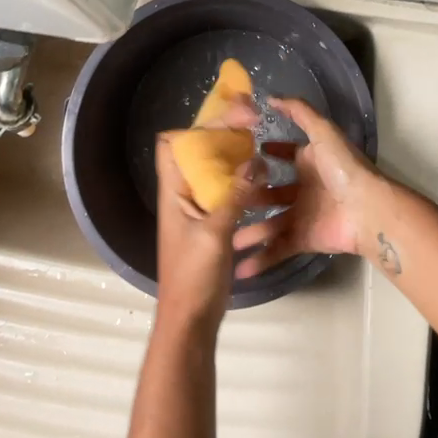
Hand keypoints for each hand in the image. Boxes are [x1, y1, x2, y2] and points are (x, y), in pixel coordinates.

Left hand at [152, 96, 262, 328]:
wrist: (190, 321)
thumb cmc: (194, 277)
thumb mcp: (215, 233)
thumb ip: (235, 196)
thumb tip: (255, 160)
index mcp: (174, 190)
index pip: (174, 143)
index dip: (200, 125)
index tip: (233, 116)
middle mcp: (182, 193)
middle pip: (199, 151)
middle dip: (224, 131)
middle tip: (254, 118)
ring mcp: (197, 208)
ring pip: (214, 169)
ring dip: (235, 154)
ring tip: (261, 142)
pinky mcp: (211, 223)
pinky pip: (226, 190)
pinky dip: (242, 180)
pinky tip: (262, 179)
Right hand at [232, 98, 383, 278]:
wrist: (368, 210)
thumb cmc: (344, 167)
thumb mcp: (322, 131)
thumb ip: (298, 111)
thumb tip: (270, 97)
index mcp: (311, 160)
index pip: (284, 155)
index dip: (266, 154)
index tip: (239, 155)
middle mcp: (305, 187)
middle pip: (271, 192)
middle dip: (249, 195)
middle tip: (223, 199)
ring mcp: (304, 215)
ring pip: (270, 223)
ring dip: (250, 231)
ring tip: (225, 237)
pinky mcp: (305, 240)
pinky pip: (278, 249)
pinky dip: (261, 259)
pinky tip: (240, 268)